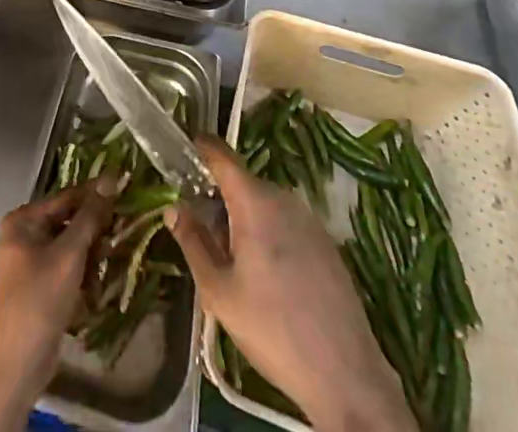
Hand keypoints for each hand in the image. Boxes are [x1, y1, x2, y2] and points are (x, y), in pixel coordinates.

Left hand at [0, 175, 117, 431]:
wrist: (17, 363)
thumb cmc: (39, 301)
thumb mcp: (69, 255)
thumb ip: (90, 216)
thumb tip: (110, 178)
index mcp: (23, 221)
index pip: (67, 197)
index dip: (96, 195)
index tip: (126, 189)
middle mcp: (24, 235)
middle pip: (70, 222)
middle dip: (94, 235)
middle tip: (117, 241)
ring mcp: (30, 261)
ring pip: (72, 246)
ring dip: (90, 259)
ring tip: (99, 277)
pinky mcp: (39, 284)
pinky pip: (67, 267)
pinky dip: (82, 276)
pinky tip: (91, 294)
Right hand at [166, 137, 416, 431]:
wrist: (343, 371)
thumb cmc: (271, 328)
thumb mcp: (218, 290)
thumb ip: (193, 242)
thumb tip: (174, 208)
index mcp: (256, 203)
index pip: (224, 158)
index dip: (202, 147)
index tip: (183, 146)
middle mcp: (285, 200)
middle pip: (242, 184)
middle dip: (217, 198)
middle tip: (197, 230)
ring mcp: (309, 220)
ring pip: (264, 204)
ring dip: (241, 218)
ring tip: (228, 261)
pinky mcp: (324, 242)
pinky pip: (284, 222)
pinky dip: (265, 231)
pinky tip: (262, 275)